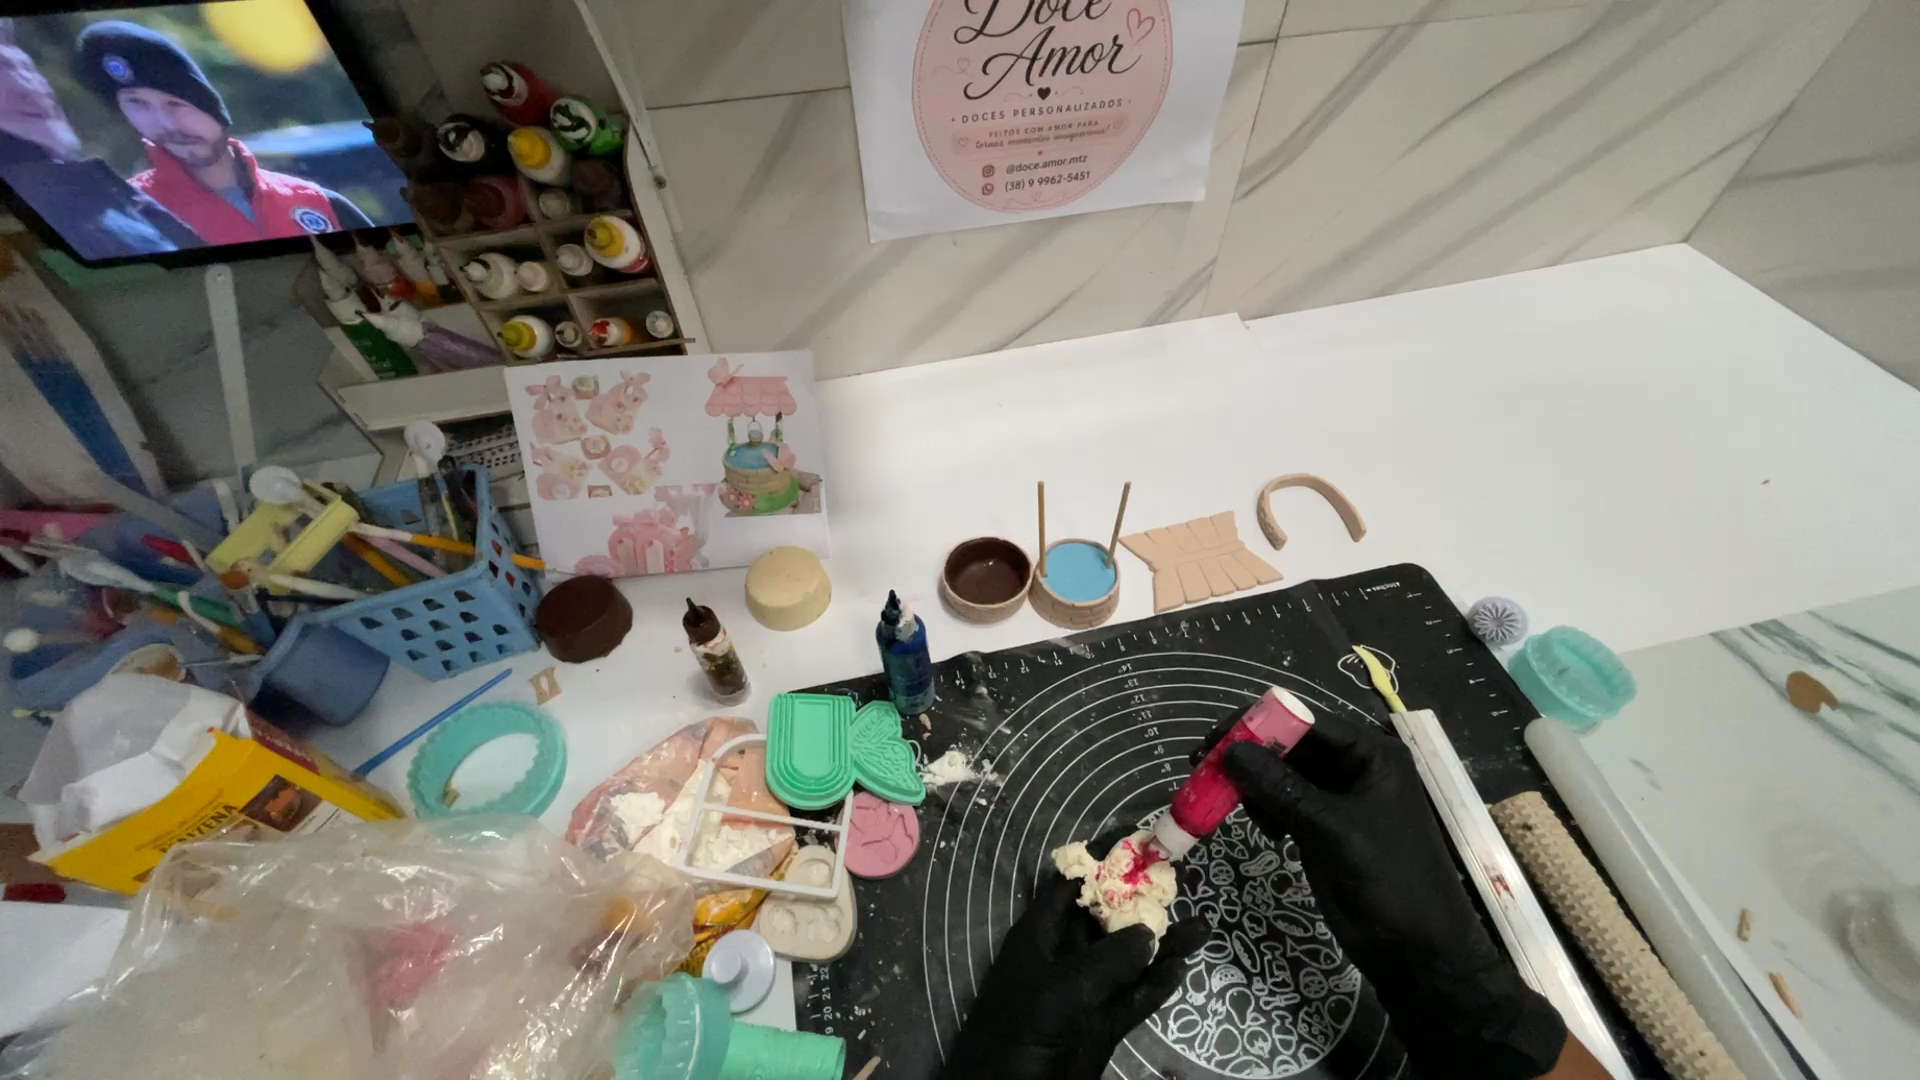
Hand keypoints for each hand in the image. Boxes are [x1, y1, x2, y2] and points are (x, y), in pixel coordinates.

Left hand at [941, 859, 1208, 1079]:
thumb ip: (1104, 962)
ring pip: (1129, 957)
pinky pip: (1135, 997)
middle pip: (1107, 915)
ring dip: (1163, 941)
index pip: (1073, 881)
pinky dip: (1159, 982)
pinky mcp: (1102, 1026)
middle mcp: (1065, 955)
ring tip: (1203, 925)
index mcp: (1041, 933)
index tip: (1139, 838)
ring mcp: (1086, 992)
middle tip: (1180, 878)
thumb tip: (1148, 933)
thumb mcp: (1058, 992)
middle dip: (1140, 896)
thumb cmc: (1017, 1035)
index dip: (1102, 857)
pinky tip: (1185, 966)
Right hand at [1207, 710, 1566, 1078]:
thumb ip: (1281, 788)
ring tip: (1224, 798)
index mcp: (1369, 754)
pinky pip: (1278, 799)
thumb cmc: (1390, 880)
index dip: (1258, 723)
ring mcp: (1333, 795)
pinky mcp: (1318, 823)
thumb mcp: (1334, 830)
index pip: (1304, 720)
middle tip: (1203, 764)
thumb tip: (1229, 750)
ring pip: (1277, 771)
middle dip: (1246, 753)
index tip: (1215, 738)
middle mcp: (1350, 766)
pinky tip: (1262, 827)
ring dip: (1248, 781)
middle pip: (1286, 742)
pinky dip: (1260, 805)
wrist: (1418, 954)